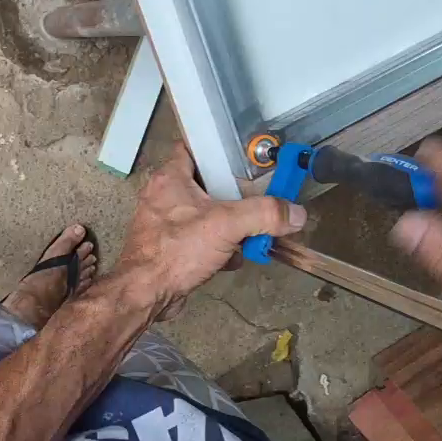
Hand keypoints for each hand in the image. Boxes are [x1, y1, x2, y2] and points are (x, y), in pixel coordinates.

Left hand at [114, 142, 305, 316]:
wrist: (147, 294)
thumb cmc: (174, 251)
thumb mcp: (226, 225)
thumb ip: (264, 214)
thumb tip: (295, 213)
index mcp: (171, 178)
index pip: (193, 147)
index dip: (218, 146)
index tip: (244, 153)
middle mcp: (164, 196)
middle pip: (206, 183)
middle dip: (234, 193)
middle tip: (258, 196)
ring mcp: (166, 223)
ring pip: (206, 214)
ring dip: (229, 224)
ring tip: (251, 231)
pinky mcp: (171, 247)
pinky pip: (201, 238)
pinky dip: (218, 246)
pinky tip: (233, 257)